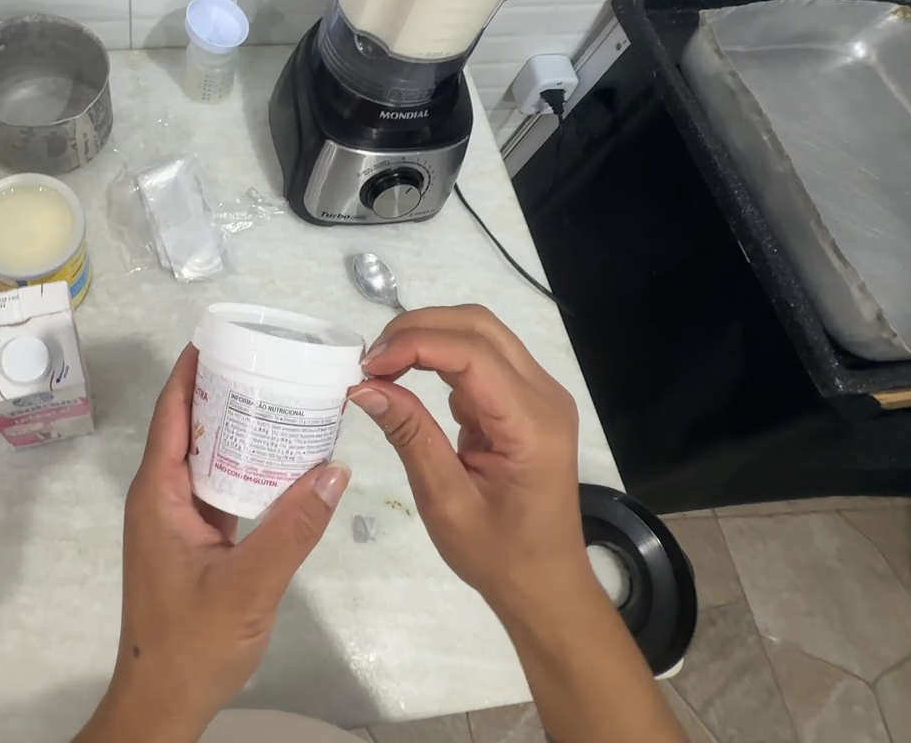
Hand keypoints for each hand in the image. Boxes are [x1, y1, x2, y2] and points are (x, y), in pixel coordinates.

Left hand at [76, 346, 350, 742]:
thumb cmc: (191, 641)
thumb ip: (293, 528)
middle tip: (264, 361)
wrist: (164, 701)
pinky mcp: (193, 536)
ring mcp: (176, 517)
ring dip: (233, 427)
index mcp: (159, 492)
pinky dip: (242, 465)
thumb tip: (336, 470)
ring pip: (204, 456)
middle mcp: (162, 495)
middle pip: (187, 426)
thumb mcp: (249, 585)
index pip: (170, 414)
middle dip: (219, 390)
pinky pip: (217, 485)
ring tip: (275, 396)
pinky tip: (276, 459)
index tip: (218, 336)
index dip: (189, 372)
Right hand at [348, 306, 586, 613]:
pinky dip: (437, 354)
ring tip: (382, 366)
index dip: (415, 344)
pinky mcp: (522, 398)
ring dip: (426, 336)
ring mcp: (537, 393)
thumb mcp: (444, 501)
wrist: (545, 585)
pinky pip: (478, 356)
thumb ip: (409, 435)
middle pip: (478, 326)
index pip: (472, 353)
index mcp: (532, 424)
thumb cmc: (498, 554)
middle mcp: (543, 395)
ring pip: (478, 332)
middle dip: (418, 329)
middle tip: (371, 361)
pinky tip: (405, 375)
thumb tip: (364, 386)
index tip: (368, 367)